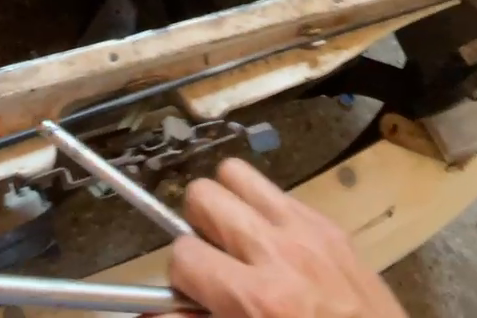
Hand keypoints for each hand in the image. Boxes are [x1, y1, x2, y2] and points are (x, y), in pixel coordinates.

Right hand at [165, 159, 408, 317]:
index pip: (182, 254)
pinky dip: (265, 213)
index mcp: (256, 300)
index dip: (182, 276)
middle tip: (216, 260)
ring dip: (228, 203)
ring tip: (239, 239)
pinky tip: (278, 248)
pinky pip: (276, 192)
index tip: (196, 294)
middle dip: (199, 227)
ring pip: (235, 172)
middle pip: (203, 194)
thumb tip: (146, 311)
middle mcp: (279, 253)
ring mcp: (307, 230)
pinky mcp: (330, 224)